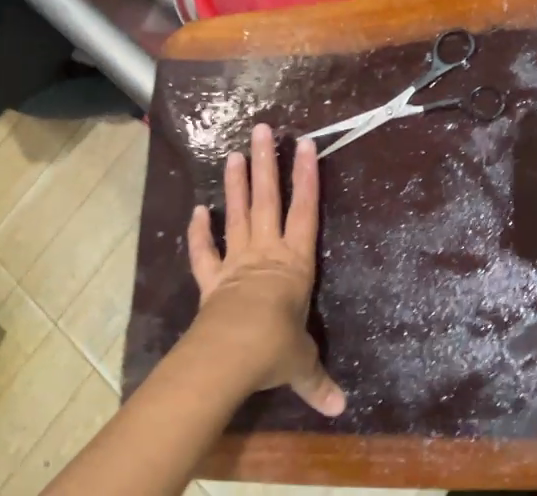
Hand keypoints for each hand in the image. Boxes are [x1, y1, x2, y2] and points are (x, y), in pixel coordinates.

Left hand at [185, 123, 344, 416]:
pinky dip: (198, 232)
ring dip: (235, 184)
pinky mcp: (211, 279)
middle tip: (262, 129)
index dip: (307, 176)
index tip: (305, 144)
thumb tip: (340, 409)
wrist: (231, 354)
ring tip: (233, 153)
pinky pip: (204, 252)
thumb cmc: (275, 348)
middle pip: (268, 199)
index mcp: (296, 262)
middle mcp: (267, 251)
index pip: (306, 210)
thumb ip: (317, 379)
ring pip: (237, 213)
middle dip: (266, 163)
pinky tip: (196, 210)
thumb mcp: (302, 363)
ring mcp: (236, 261)